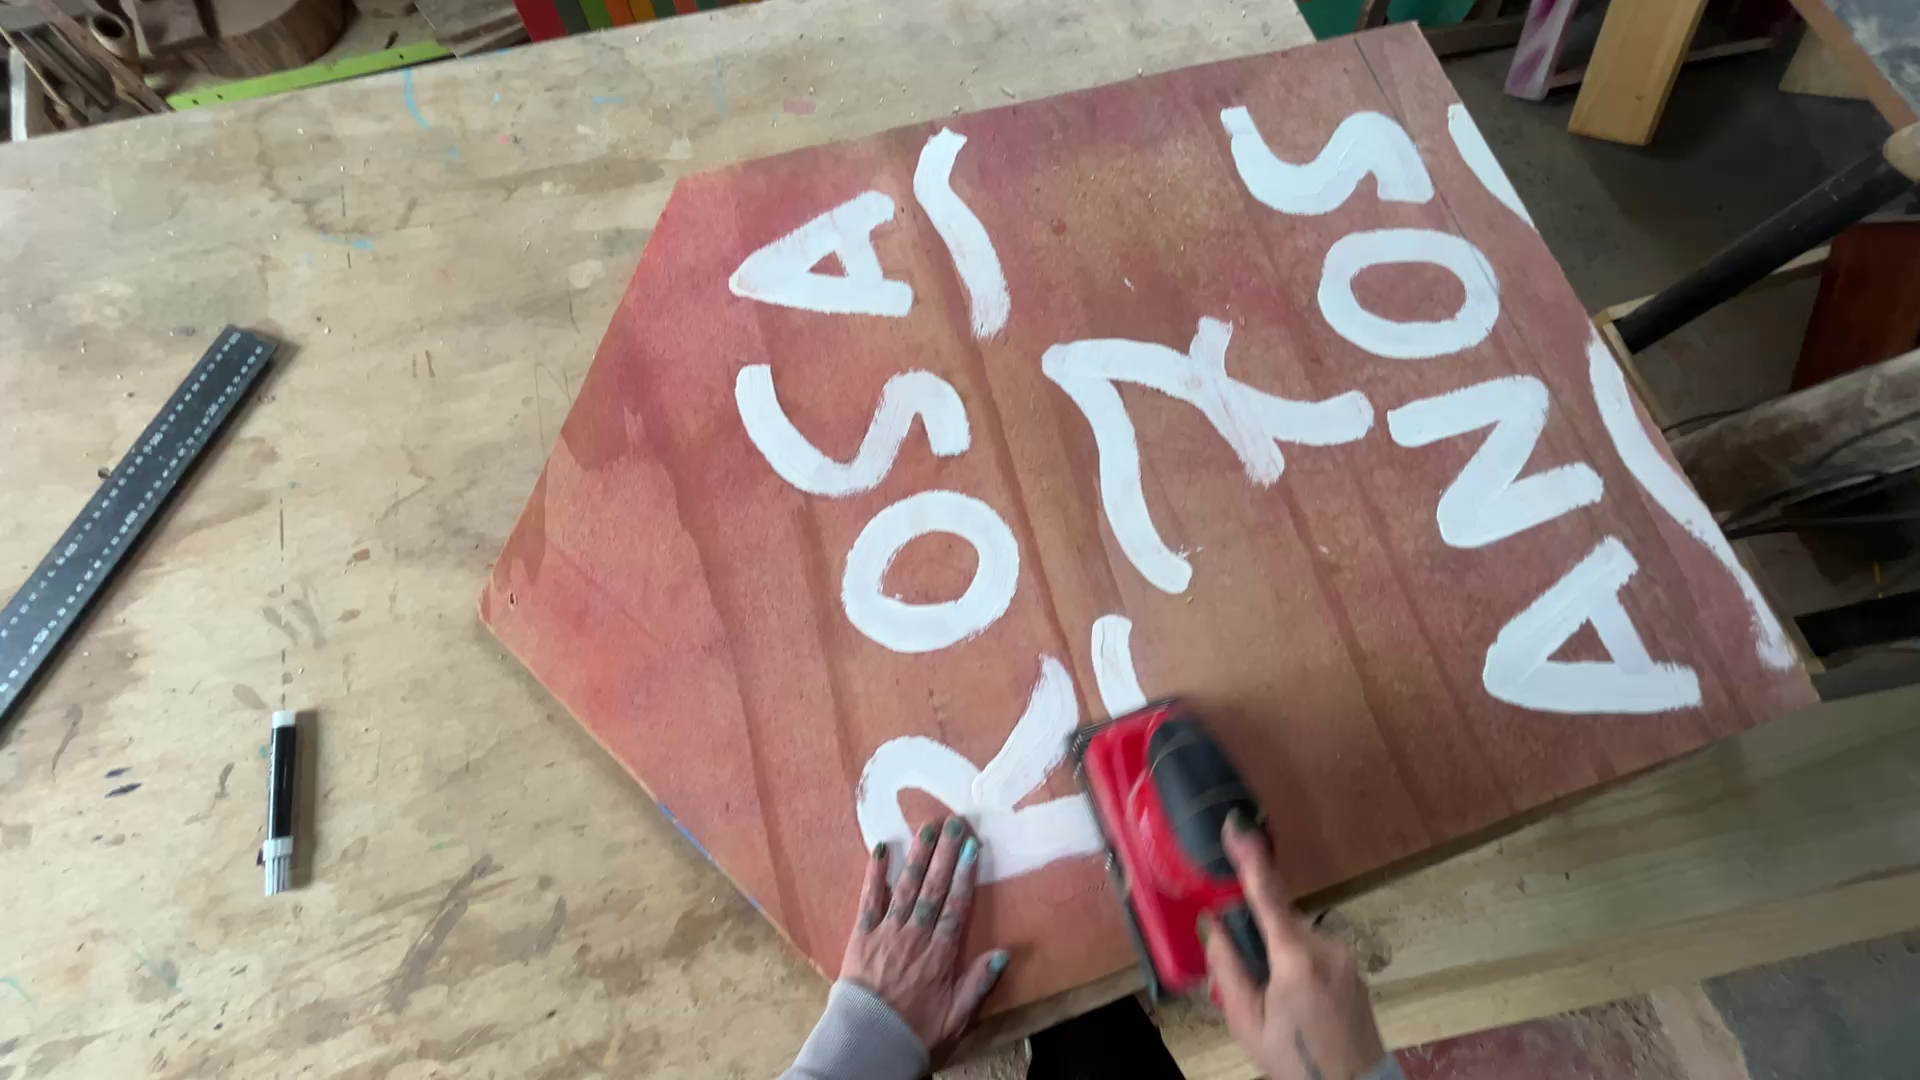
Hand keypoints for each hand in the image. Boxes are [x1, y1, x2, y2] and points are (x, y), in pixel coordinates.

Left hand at [840, 816, 1009, 1057]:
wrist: (868, 1044)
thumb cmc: (916, 1031)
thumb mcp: (955, 1017)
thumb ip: (978, 984)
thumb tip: (1003, 953)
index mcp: (940, 953)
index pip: (956, 905)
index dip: (965, 874)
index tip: (973, 846)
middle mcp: (916, 934)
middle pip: (934, 887)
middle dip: (946, 853)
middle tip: (954, 821)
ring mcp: (888, 931)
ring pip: (906, 886)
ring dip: (918, 855)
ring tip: (927, 826)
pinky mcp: (862, 933)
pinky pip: (869, 898)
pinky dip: (875, 873)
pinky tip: (881, 849)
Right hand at [1205, 813, 1386, 1079]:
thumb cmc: (1296, 1061)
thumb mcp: (1247, 1021)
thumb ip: (1225, 967)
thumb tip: (1213, 926)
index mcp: (1296, 959)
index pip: (1267, 895)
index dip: (1250, 857)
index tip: (1236, 825)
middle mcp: (1325, 947)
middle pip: (1278, 916)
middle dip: (1257, 932)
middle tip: (1251, 974)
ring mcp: (1343, 955)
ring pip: (1293, 932)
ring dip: (1277, 949)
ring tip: (1276, 996)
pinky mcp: (1352, 965)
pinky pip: (1311, 947)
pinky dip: (1295, 959)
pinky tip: (1296, 997)